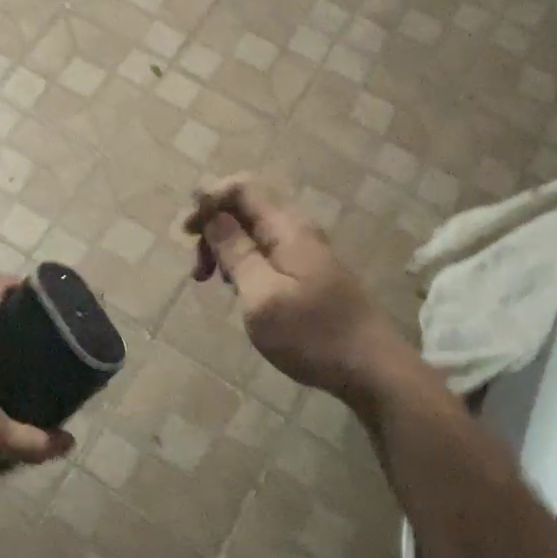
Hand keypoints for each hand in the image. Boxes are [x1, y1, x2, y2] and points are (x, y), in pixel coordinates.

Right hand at [184, 174, 396, 393]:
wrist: (370, 368)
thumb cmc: (311, 334)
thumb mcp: (262, 296)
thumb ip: (236, 253)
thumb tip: (212, 215)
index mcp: (288, 229)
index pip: (242, 188)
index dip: (209, 200)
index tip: (186, 233)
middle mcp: (298, 232)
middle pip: (246, 209)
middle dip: (214, 230)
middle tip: (197, 271)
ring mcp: (306, 254)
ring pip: (255, 234)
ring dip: (226, 250)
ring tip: (212, 283)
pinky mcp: (309, 275)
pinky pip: (267, 254)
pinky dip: (244, 264)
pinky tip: (238, 290)